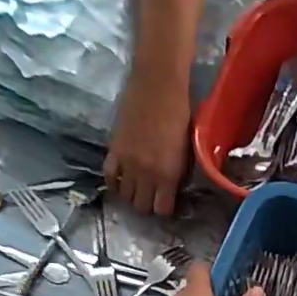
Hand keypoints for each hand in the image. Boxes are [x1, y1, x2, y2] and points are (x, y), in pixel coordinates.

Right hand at [105, 73, 191, 215]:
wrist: (157, 84)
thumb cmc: (180, 115)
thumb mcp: (187, 151)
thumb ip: (179, 174)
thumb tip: (172, 189)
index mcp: (167, 175)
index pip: (162, 210)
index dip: (165, 210)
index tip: (167, 203)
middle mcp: (146, 174)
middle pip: (141, 207)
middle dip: (147, 205)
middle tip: (151, 196)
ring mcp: (127, 163)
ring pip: (124, 196)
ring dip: (131, 195)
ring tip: (137, 187)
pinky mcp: (113, 149)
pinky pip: (109, 176)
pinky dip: (114, 182)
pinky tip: (120, 178)